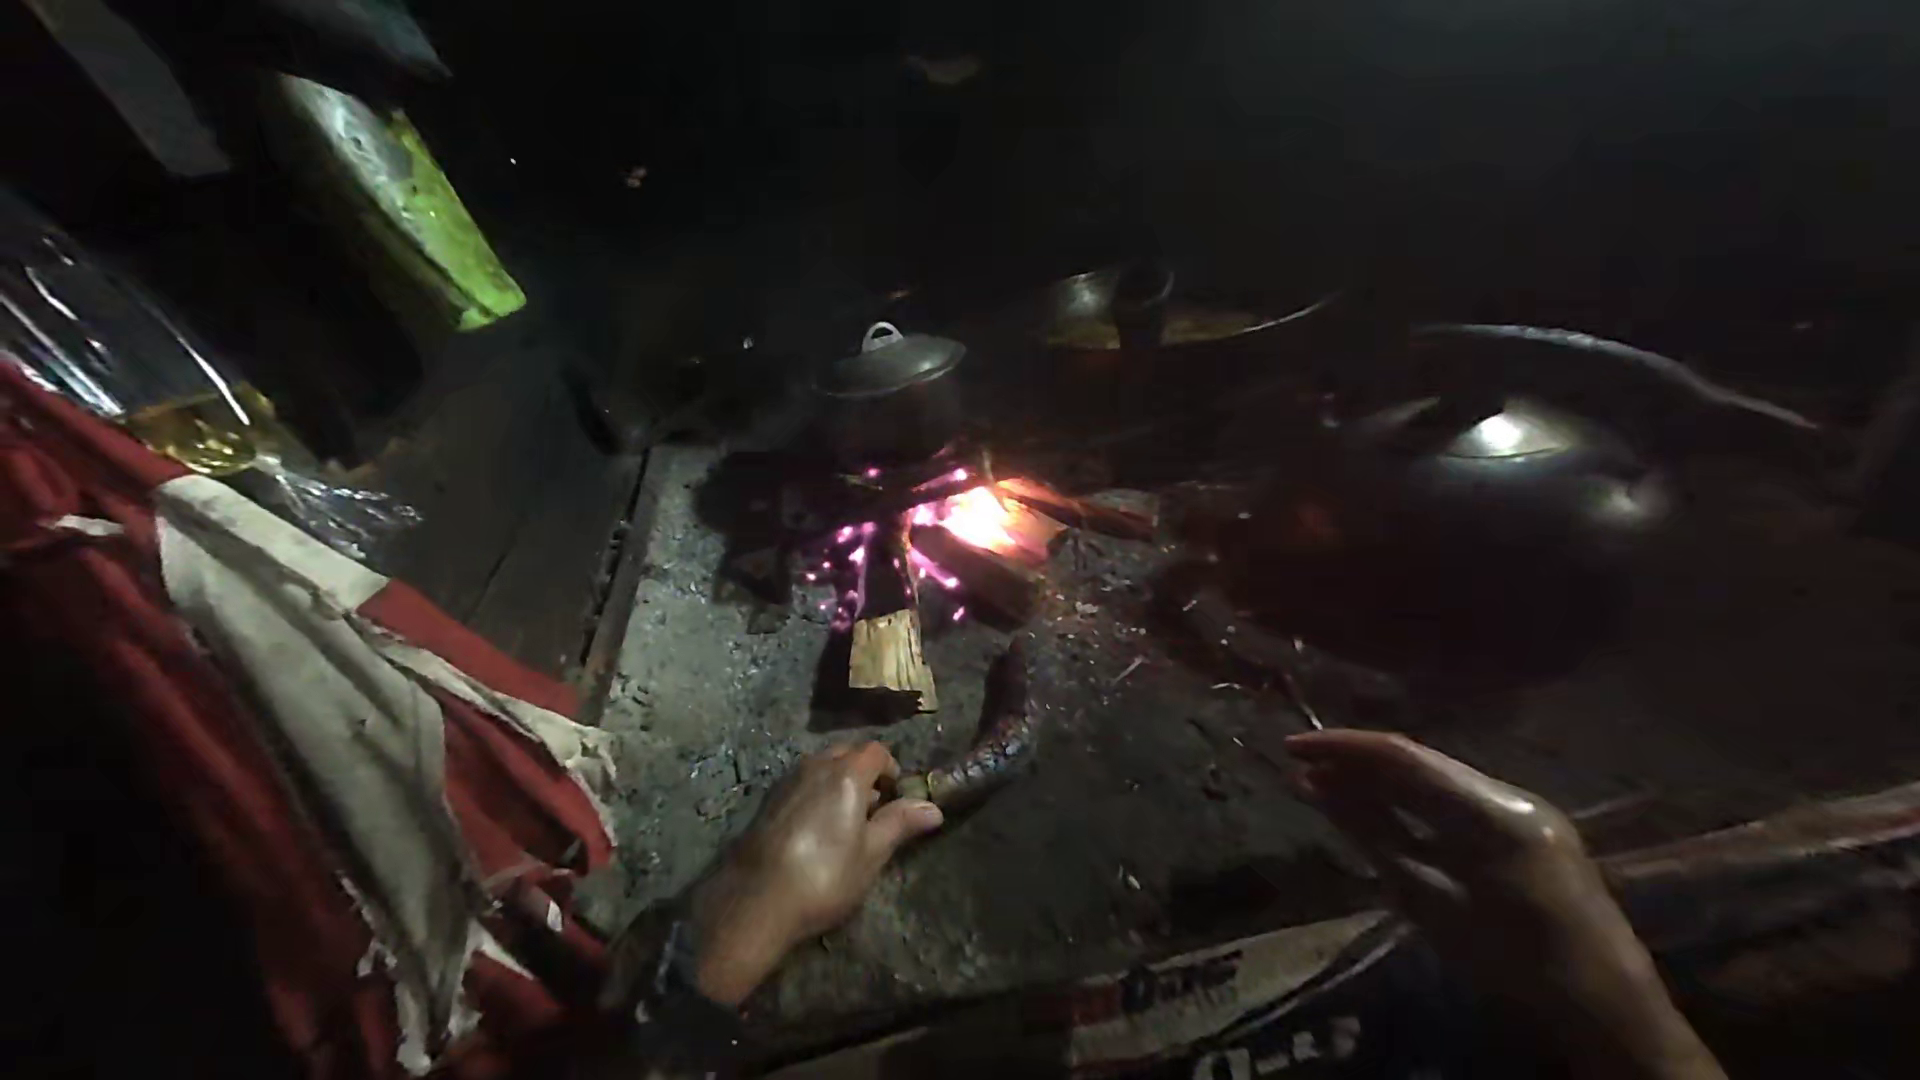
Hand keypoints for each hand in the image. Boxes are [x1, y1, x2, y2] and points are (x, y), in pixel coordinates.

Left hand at [686, 742, 942, 1004]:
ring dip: (839, 782)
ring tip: (844, 823)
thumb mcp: (872, 853)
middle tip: (872, 810)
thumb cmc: (825, 876)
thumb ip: (900, 823)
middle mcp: (817, 765)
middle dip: (865, 773)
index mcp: (847, 772)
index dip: (891, 769)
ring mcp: (789, 779)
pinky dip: (816, 793)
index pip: (877, 751)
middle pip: (848, 753)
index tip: (895, 798)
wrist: (755, 903)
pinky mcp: (769, 799)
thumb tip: (934, 808)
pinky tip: (815, 831)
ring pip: (823, 766)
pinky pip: (802, 782)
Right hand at [1287, 730, 1723, 1079]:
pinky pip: (1450, 798)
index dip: (1340, 746)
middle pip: (1416, 761)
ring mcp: (1523, 809)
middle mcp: (1512, 795)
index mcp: (1494, 811)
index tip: (1291, 747)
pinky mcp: (1525, 828)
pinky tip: (1374, 805)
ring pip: (1431, 777)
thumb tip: (1308, 783)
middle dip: (1353, 761)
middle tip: (1300, 767)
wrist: (1608, 1018)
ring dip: (1376, 779)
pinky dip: (1406, 799)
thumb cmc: (1508, 961)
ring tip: (1325, 784)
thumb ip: (1365, 828)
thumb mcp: (1423, 895)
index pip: (1401, 756)